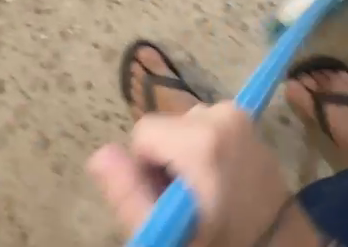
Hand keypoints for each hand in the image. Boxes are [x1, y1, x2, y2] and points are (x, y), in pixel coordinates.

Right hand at [87, 101, 317, 246]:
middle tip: (188, 201)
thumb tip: (99, 155)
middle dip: (167, 162)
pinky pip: (207, 127)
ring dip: (186, 156)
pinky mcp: (247, 120)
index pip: (143, 133)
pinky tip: (219, 181)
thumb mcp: (170, 231)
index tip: (167, 199)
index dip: (146, 170)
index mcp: (200, 138)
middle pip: (166, 129)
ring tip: (206, 193)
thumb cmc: (221, 242)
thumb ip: (129, 194)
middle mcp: (220, 113)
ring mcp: (238, 114)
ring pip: (184, 128)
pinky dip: (205, 149)